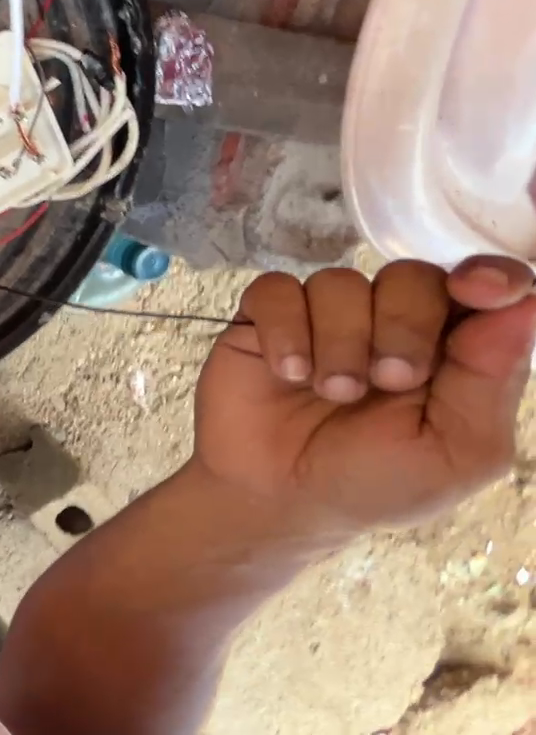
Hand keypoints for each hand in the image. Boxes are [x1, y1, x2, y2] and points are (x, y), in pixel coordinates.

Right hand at [190, 255, 535, 541]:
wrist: (274, 493)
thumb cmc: (374, 481)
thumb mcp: (455, 450)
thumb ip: (486, 381)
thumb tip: (522, 309)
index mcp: (455, 352)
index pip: (487, 292)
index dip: (491, 277)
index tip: (481, 289)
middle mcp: (389, 325)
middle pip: (410, 277)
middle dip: (402, 326)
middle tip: (388, 382)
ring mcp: (320, 318)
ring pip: (338, 282)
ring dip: (337, 340)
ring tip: (327, 390)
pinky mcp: (260, 319)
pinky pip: (274, 290)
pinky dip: (283, 330)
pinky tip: (285, 371)